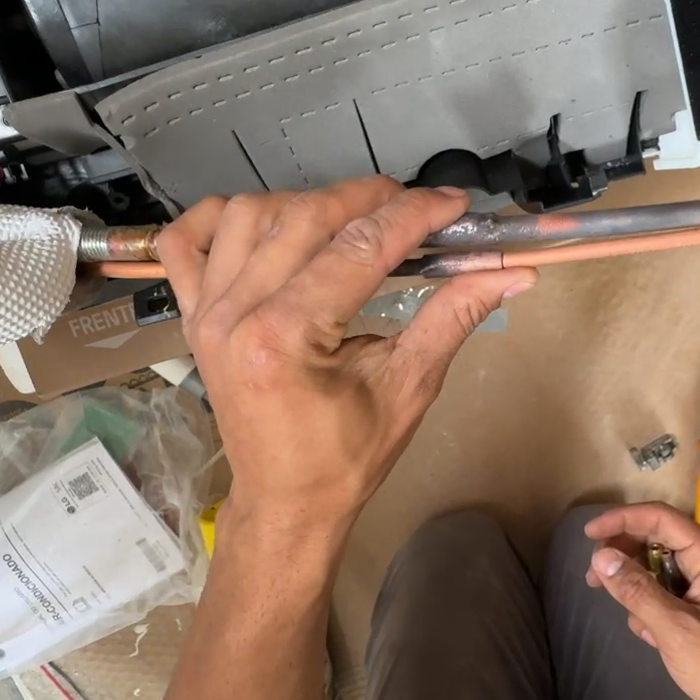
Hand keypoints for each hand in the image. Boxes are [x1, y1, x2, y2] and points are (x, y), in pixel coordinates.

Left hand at [159, 177, 536, 543]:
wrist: (287, 501)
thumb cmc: (349, 457)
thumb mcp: (411, 387)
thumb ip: (455, 316)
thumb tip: (513, 271)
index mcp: (286, 338)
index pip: (359, 248)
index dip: (414, 215)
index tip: (454, 203)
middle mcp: (235, 314)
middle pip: (305, 218)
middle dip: (368, 198)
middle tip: (414, 206)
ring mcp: (204, 311)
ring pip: (250, 214)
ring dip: (308, 203)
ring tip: (353, 221)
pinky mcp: (192, 315)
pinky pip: (187, 240)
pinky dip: (222, 216)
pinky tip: (266, 220)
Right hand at [585, 503, 699, 699]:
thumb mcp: (674, 630)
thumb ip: (637, 590)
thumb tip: (601, 557)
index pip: (660, 517)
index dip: (621, 519)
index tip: (588, 534)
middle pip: (658, 537)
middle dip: (624, 554)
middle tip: (595, 579)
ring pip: (661, 565)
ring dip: (639, 586)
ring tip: (634, 619)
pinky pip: (670, 588)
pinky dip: (654, 604)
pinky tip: (653, 635)